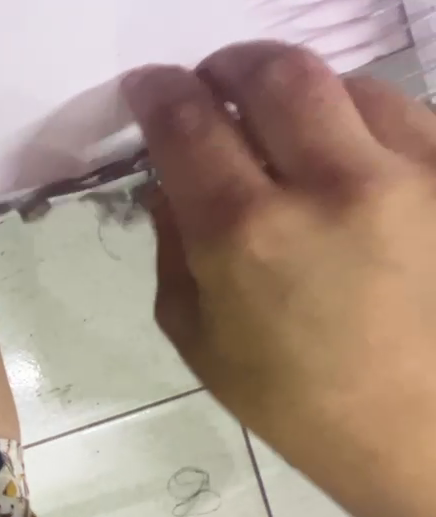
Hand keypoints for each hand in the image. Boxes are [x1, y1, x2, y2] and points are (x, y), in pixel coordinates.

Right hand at [124, 44, 435, 516]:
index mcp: (242, 230)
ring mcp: (415, 170)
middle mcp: (331, 182)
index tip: (144, 85)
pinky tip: (337, 147)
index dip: (161, 96)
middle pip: (281, 76)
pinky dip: (359, 117)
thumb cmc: (275, 384)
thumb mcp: (190, 323)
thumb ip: (176, 243)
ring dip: (300, 90)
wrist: (409, 414)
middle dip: (234, 64)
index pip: (190, 128)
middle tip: (210, 75)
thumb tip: (170, 185)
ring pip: (351, 86)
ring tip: (274, 117)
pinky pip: (407, 115)